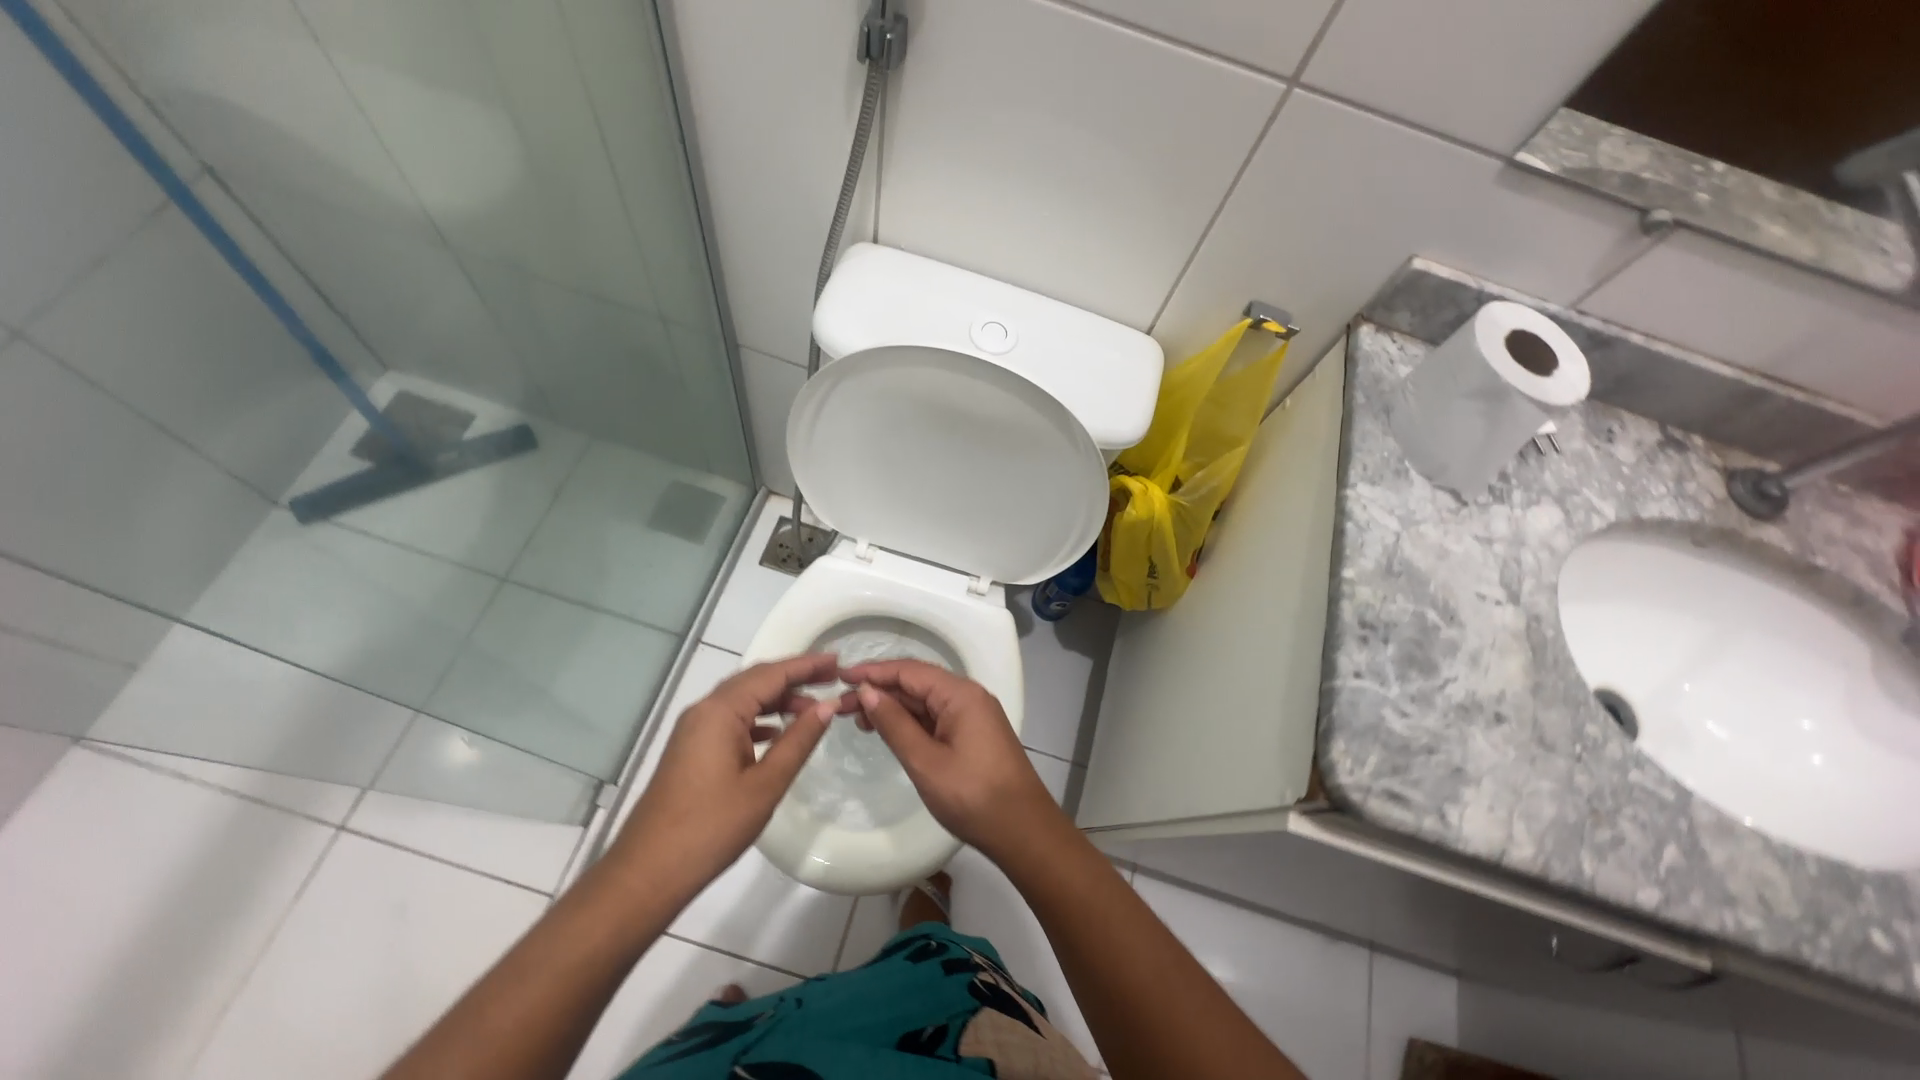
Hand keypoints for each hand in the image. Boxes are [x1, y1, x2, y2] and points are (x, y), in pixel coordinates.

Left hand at [610, 653, 846, 895]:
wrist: (650, 870)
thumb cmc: (712, 827)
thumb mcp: (766, 784)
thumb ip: (798, 741)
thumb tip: (825, 706)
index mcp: (720, 711)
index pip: (770, 675)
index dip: (806, 665)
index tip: (838, 661)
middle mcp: (703, 711)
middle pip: (754, 681)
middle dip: (793, 677)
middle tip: (832, 678)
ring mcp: (693, 731)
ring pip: (741, 700)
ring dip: (776, 699)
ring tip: (812, 707)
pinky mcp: (690, 751)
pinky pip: (730, 720)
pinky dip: (758, 719)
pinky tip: (778, 733)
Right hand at [844, 659, 1067, 858]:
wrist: (1022, 831)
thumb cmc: (973, 796)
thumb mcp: (925, 761)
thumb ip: (894, 724)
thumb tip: (867, 692)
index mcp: (960, 695)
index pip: (909, 671)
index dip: (873, 672)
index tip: (839, 678)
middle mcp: (968, 697)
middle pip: (917, 683)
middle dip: (879, 690)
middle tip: (841, 706)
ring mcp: (973, 717)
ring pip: (925, 702)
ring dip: (893, 707)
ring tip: (857, 720)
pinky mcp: (973, 736)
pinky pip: (936, 718)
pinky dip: (910, 722)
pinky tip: (888, 731)